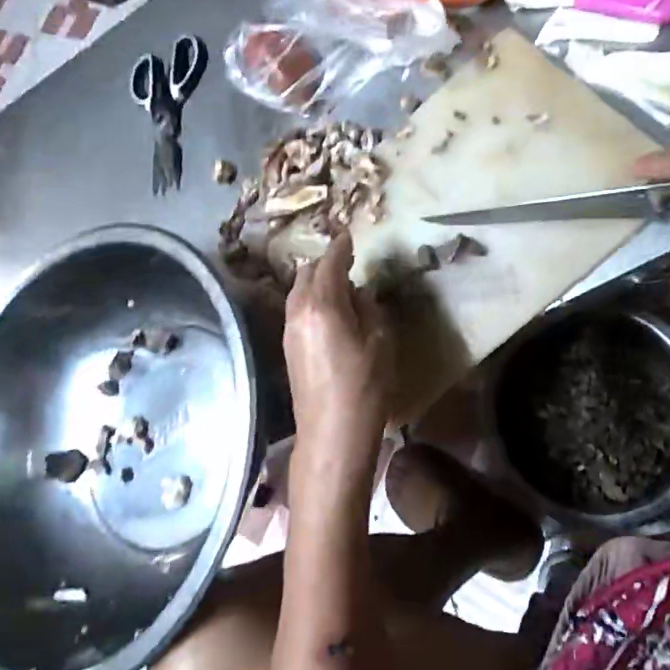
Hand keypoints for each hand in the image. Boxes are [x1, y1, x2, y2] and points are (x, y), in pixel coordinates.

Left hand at [283, 233, 391, 491]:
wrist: (332, 434)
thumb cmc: (365, 387)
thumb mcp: (382, 341)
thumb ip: (371, 309)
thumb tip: (361, 295)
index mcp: (321, 304)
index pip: (330, 263)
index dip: (341, 247)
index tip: (349, 235)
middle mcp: (297, 312)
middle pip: (307, 274)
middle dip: (327, 265)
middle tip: (351, 266)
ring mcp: (288, 332)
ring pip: (299, 293)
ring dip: (318, 285)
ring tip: (344, 291)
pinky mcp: (288, 350)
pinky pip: (298, 312)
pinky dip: (313, 303)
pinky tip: (333, 316)